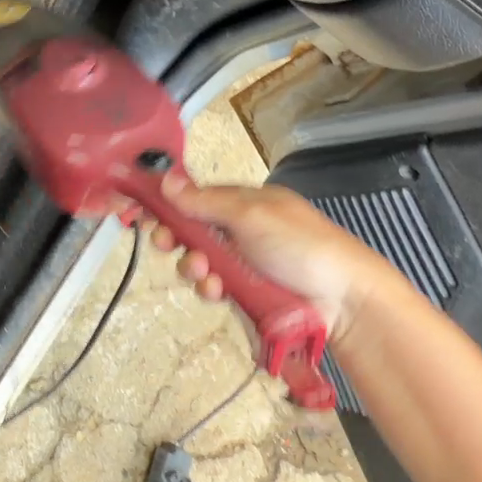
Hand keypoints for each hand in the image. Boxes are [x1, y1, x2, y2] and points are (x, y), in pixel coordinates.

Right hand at [144, 169, 401, 342]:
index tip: (135, 207)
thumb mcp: (251, 214)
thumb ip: (204, 199)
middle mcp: (238, 228)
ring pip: (195, 258)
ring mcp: (240, 261)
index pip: (191, 195)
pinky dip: (209, 286)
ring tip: (203, 272)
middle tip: (162, 241)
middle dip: (172, 235)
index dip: (163, 200)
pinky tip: (217, 289)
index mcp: (242, 201)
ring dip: (191, 264)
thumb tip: (165, 178)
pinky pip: (211, 285)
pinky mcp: (243, 291)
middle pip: (187, 227)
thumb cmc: (304, 246)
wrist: (347, 302)